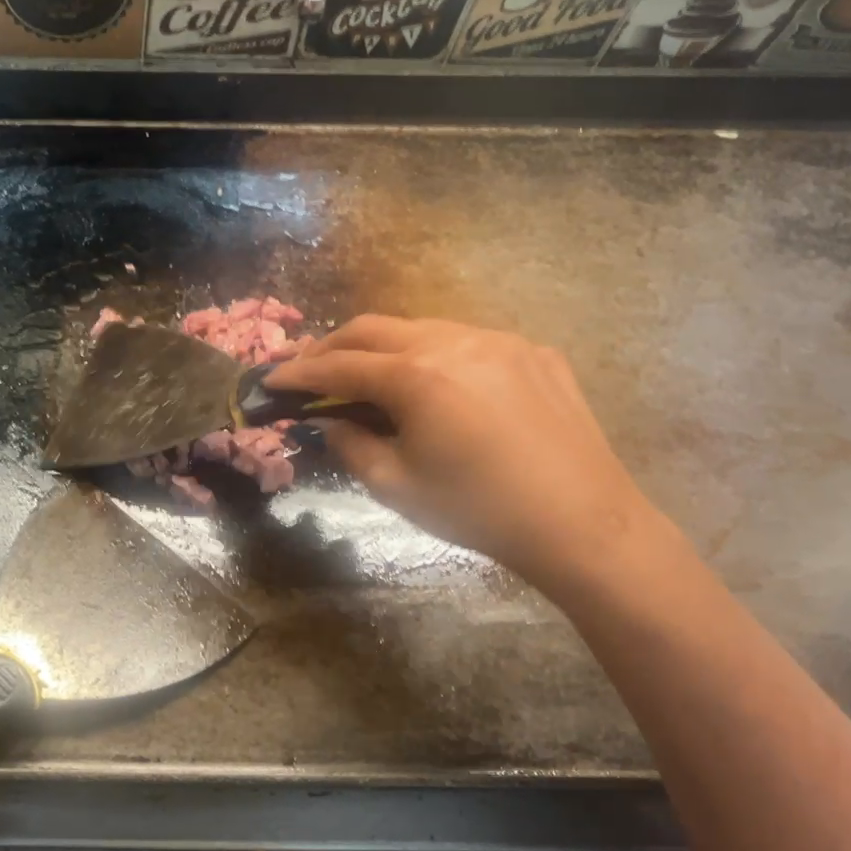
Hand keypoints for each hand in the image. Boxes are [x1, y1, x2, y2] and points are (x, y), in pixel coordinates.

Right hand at [267, 315, 667, 592]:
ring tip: (365, 375)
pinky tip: (432, 386)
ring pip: (422, 328)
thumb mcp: (395, 485)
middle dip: (333, 346)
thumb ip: (351, 444)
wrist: (579, 522)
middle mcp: (455, 342)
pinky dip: (433, 356)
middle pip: (375, 328)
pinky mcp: (533, 354)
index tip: (271, 380)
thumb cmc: (476, 511)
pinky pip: (468, 343)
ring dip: (383, 347)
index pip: (340, 366)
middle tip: (307, 368)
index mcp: (416, 376)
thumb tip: (331, 422)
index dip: (299, 373)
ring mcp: (500, 342)